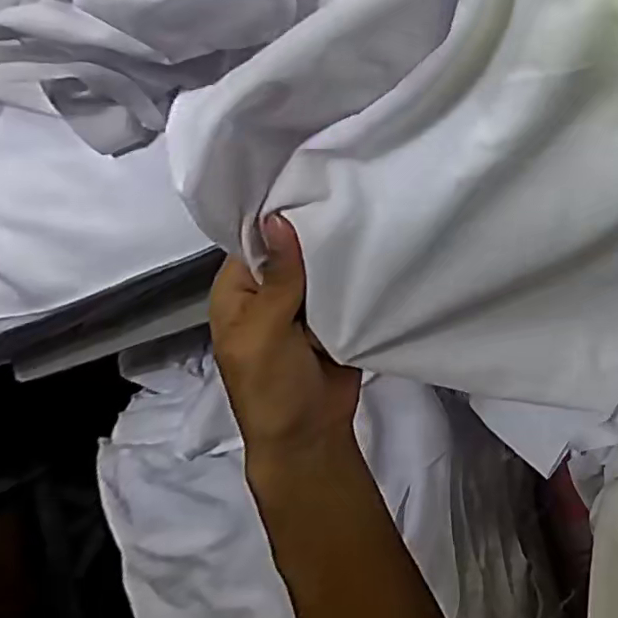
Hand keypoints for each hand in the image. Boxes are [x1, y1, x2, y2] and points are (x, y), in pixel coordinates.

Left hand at [210, 213, 361, 455]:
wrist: (310, 434)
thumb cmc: (270, 387)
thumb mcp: (265, 332)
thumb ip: (278, 279)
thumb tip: (278, 220)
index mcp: (238, 293)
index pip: (255, 241)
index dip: (280, 215)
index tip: (313, 183)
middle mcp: (270, 293)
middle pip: (293, 249)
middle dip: (317, 229)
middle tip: (352, 192)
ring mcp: (304, 305)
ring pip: (322, 266)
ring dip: (341, 250)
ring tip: (372, 212)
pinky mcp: (335, 315)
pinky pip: (345, 286)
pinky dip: (358, 273)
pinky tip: (380, 248)